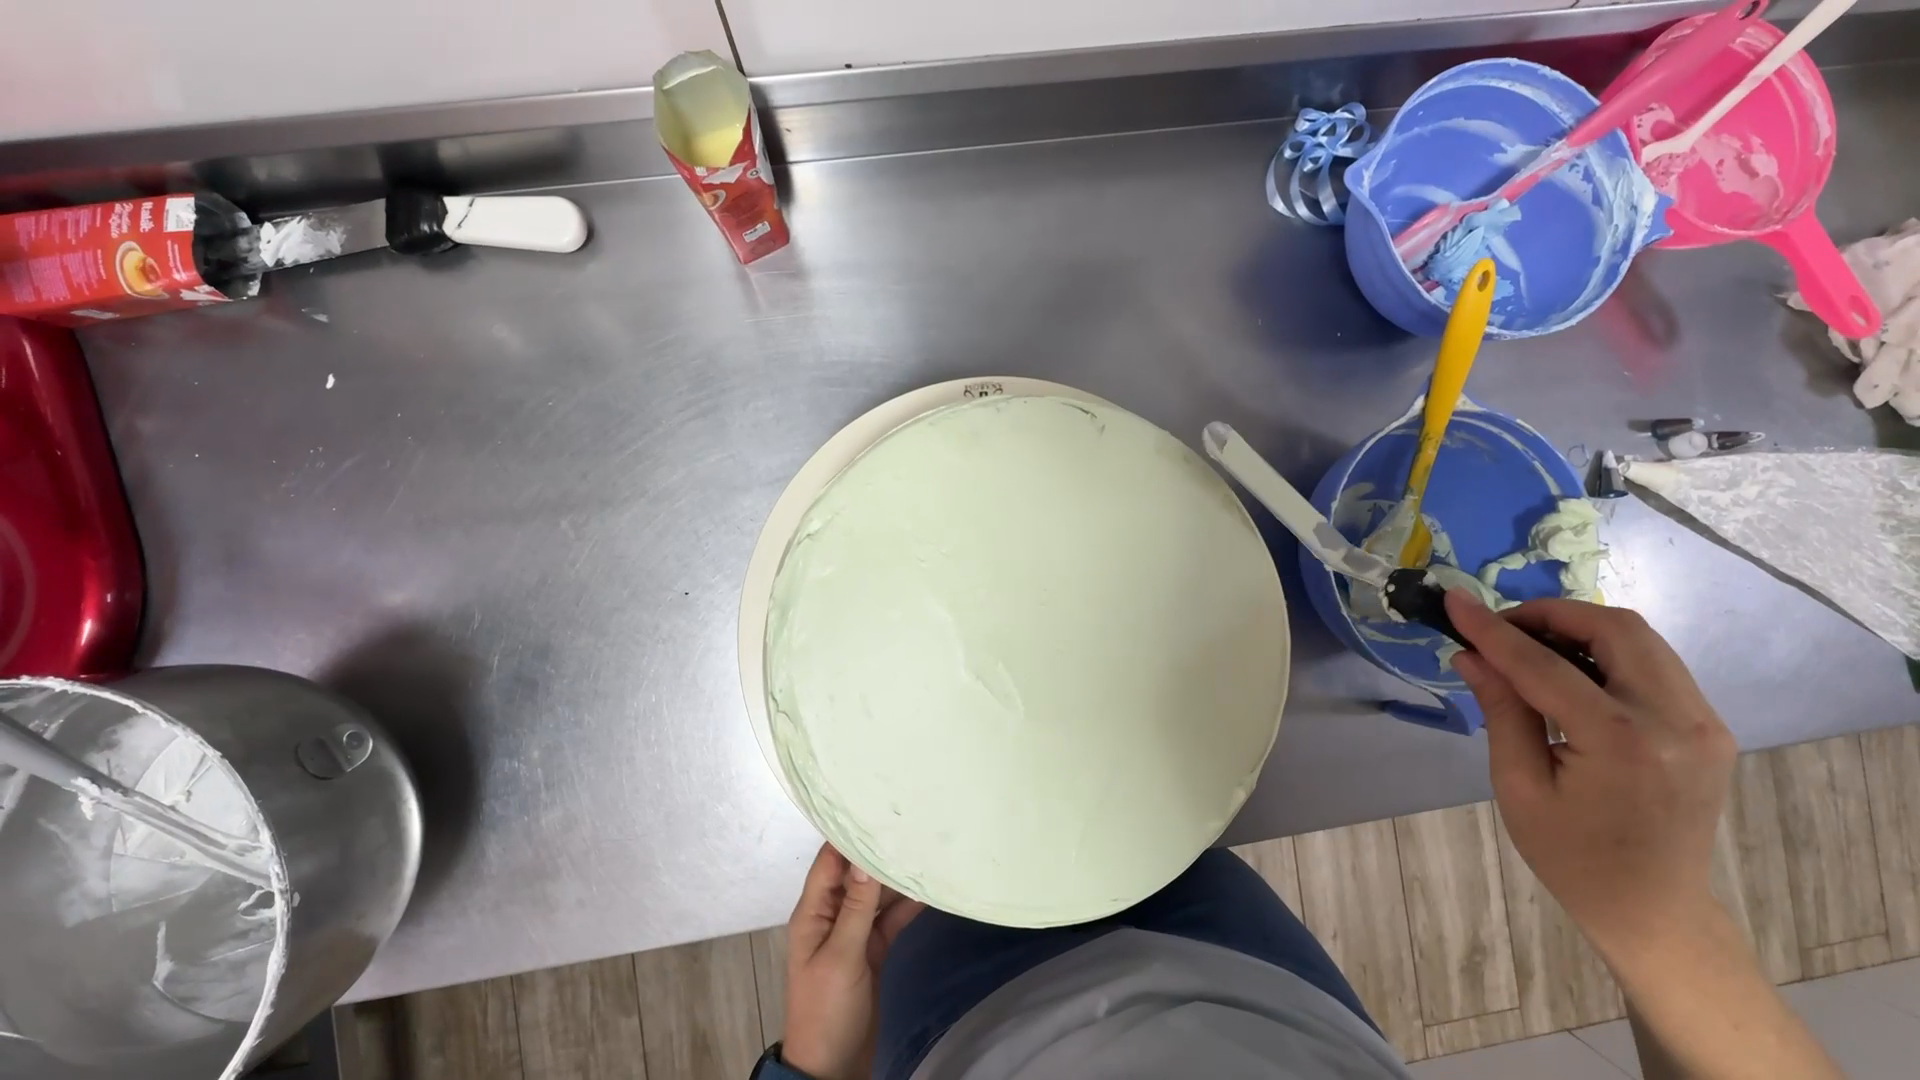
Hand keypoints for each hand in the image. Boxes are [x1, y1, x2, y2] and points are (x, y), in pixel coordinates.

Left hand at [781, 844, 924, 1079]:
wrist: (832, 1068)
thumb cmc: (827, 1009)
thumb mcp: (842, 956)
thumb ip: (856, 907)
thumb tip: (864, 857)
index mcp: (813, 912)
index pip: (830, 862)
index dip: (849, 834)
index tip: (876, 807)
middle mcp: (831, 916)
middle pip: (855, 875)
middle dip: (878, 852)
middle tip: (910, 824)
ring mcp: (852, 934)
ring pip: (876, 896)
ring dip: (896, 878)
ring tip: (925, 849)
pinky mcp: (871, 951)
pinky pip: (889, 920)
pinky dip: (907, 907)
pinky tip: (929, 890)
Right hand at [1444, 591, 1736, 962]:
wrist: (1653, 908)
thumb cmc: (1572, 856)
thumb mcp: (1519, 787)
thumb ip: (1502, 711)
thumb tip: (1472, 655)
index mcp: (1623, 743)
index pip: (1544, 665)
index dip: (1492, 630)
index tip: (1453, 601)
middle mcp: (1677, 721)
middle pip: (1615, 629)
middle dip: (1550, 615)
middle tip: (1500, 629)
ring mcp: (1704, 722)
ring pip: (1640, 639)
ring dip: (1579, 629)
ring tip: (1528, 646)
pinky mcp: (1708, 726)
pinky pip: (1654, 663)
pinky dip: (1605, 651)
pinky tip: (1569, 672)